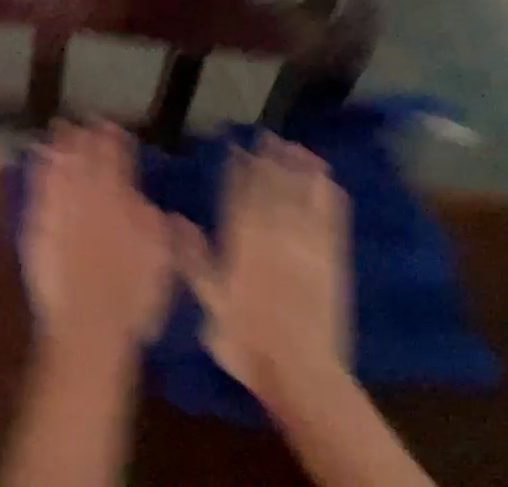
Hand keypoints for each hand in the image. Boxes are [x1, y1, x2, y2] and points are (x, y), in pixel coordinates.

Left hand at [21, 120, 172, 356]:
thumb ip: (164, 232)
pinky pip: (42, 190)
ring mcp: (65, 212)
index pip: (121, 168)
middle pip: (92, 164)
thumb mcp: (164, 266)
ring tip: (62, 127)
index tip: (114, 128)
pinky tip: (39, 156)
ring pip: (66, 171)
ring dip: (65, 147)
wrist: (90, 325)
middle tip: (86, 119)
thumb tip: (163, 211)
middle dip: (89, 141)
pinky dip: (42, 170)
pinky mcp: (41, 227)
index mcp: (126, 209)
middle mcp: (96, 203)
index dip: (117, 146)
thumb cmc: (133, 304)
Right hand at [172, 134, 351, 408]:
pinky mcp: (332, 261)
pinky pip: (330, 222)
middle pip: (272, 190)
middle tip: (270, 136)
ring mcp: (305, 247)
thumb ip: (193, 258)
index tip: (239, 146)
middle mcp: (274, 236)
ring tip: (299, 148)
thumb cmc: (245, 341)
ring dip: (300, 171)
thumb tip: (175, 219)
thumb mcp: (208, 301)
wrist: (299, 371)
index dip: (240, 169)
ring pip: (302, 198)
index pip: (240, 196)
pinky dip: (328, 200)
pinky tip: (328, 182)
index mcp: (242, 244)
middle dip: (270, 161)